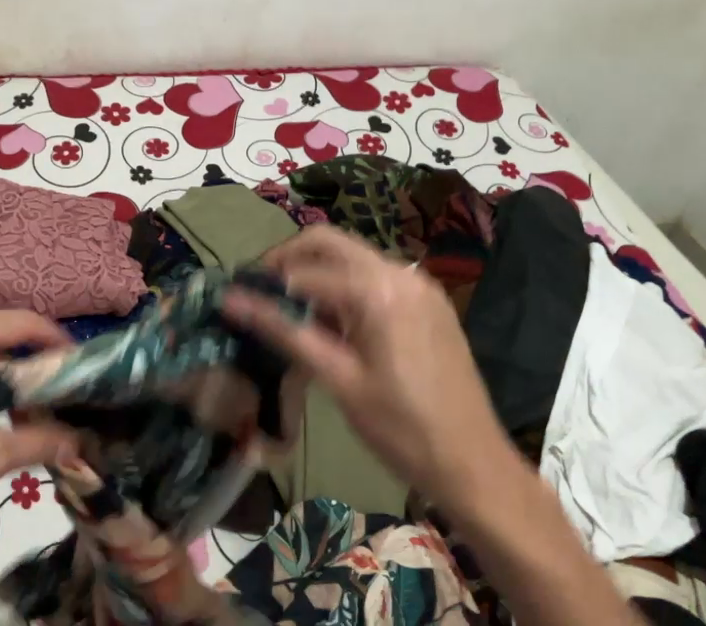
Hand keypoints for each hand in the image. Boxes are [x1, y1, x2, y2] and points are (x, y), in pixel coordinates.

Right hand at [222, 225, 511, 509]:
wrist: (474, 464)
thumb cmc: (401, 428)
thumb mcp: (337, 380)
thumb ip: (284, 332)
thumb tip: (231, 301)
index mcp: (378, 290)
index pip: (303, 270)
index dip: (264, 281)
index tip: (235, 297)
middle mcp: (400, 272)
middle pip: (329, 242)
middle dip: (288, 260)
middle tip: (259, 291)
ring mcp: (419, 285)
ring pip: (353, 256)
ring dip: (316, 271)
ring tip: (289, 310)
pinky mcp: (429, 302)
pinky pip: (376, 276)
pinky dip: (346, 286)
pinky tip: (332, 323)